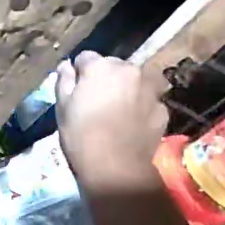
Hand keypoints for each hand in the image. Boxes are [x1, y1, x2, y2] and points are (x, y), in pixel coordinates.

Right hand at [55, 52, 169, 199]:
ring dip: (127, 89)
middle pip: (114, 67)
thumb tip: (66, 65)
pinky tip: (131, 125)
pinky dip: (141, 108)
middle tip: (96, 102)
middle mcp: (129, 70)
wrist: (115, 167)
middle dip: (106, 79)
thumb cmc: (80, 135)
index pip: (86, 57)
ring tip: (118, 112)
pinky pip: (148, 101)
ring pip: (136, 81)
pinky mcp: (162, 108)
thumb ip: (64, 81)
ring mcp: (150, 89)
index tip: (76, 90)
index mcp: (101, 67)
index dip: (79, 73)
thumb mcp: (62, 107)